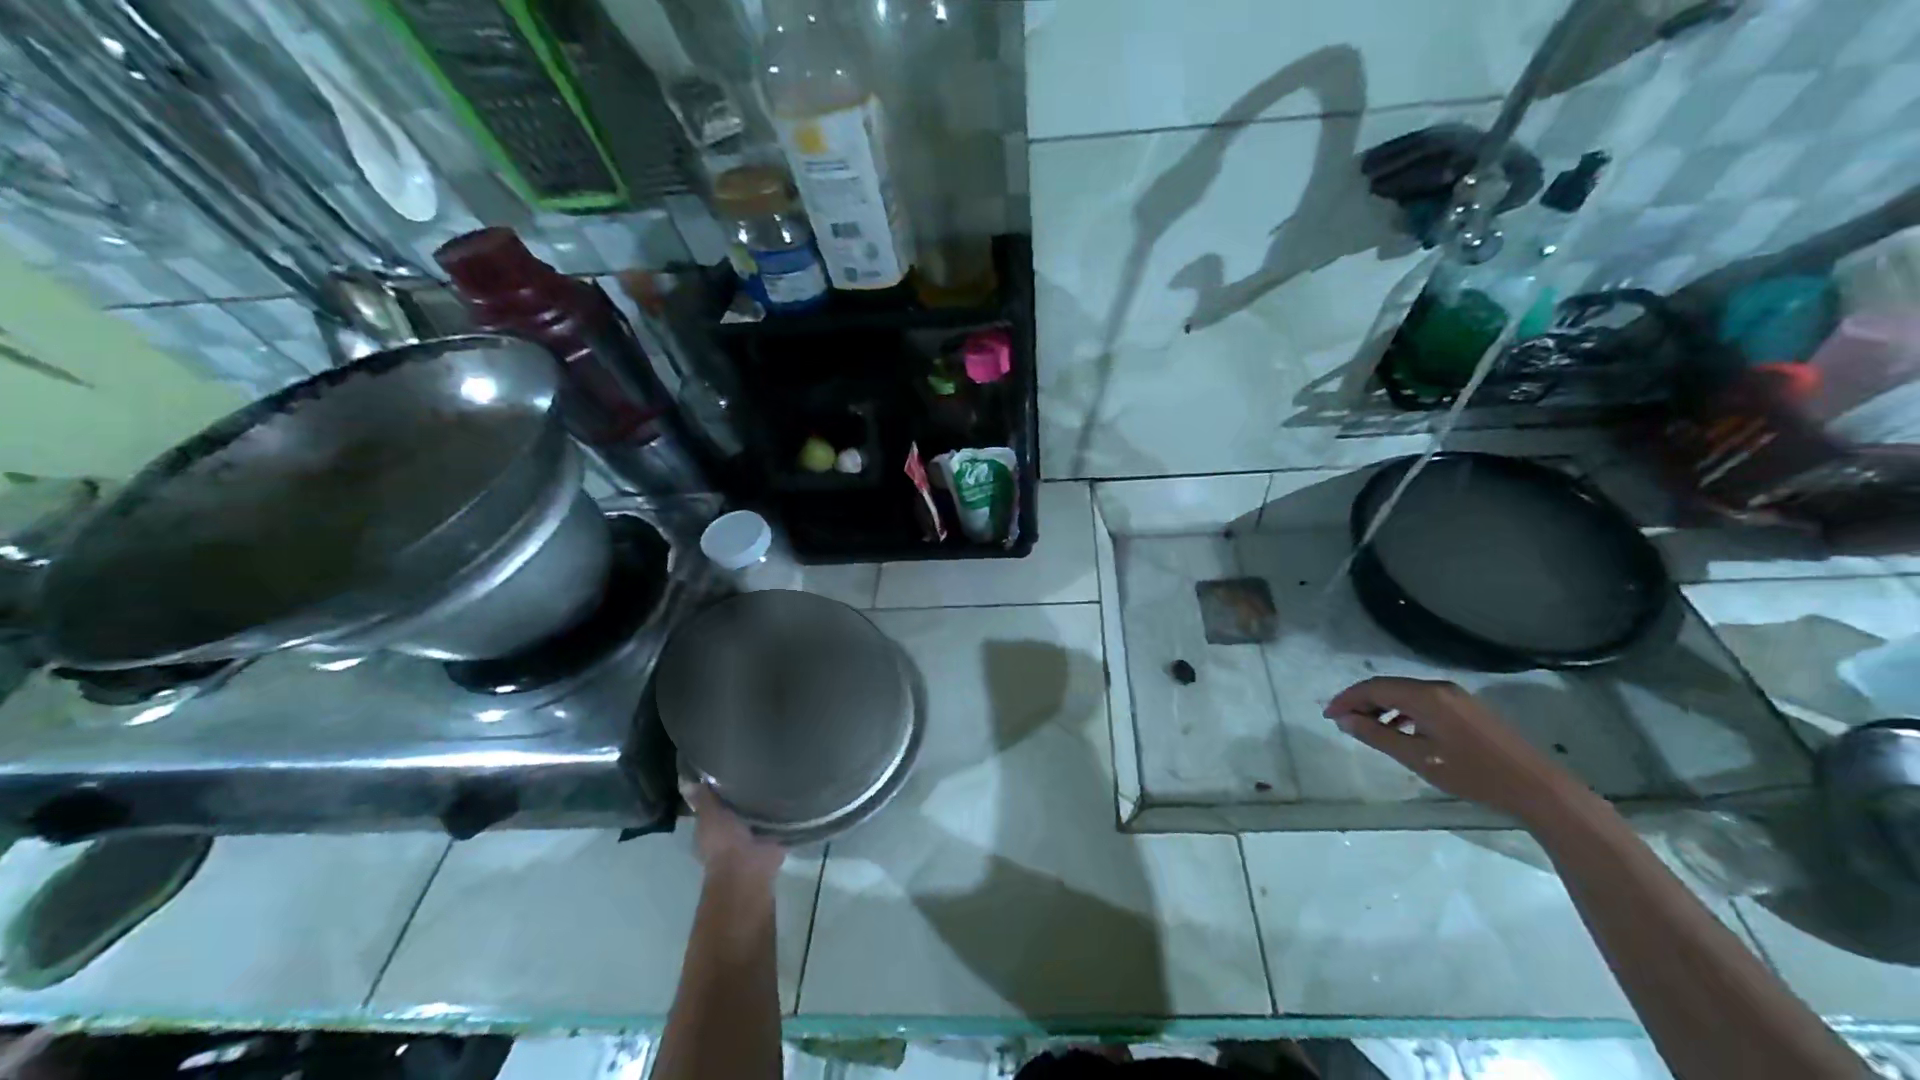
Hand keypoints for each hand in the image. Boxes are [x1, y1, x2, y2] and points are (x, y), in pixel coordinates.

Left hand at [682, 781, 785, 883]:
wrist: (748, 868)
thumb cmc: (723, 841)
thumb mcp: (709, 815)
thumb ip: (703, 799)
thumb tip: (688, 781)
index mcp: (708, 830)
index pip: (711, 806)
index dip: (717, 791)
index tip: (728, 771)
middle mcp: (727, 836)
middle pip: (733, 812)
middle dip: (741, 798)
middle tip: (755, 772)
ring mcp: (749, 840)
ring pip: (754, 818)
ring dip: (761, 806)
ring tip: (772, 780)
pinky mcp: (770, 842)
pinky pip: (775, 824)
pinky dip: (779, 816)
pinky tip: (786, 797)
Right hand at [1323, 676, 1586, 823]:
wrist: (1536, 787)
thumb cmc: (1473, 774)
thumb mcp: (1418, 758)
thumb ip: (1377, 736)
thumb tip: (1344, 720)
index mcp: (1425, 696)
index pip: (1374, 687)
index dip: (1347, 699)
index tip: (1328, 716)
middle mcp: (1439, 687)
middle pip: (1388, 686)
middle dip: (1361, 701)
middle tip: (1342, 721)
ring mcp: (1456, 696)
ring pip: (1405, 693)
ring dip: (1381, 706)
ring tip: (1366, 728)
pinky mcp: (1467, 708)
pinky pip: (1423, 701)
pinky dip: (1402, 711)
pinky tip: (1399, 730)